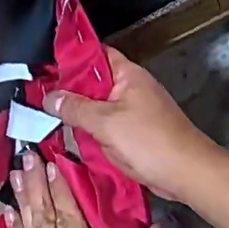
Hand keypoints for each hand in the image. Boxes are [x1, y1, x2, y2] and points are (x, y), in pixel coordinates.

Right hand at [44, 47, 224, 200]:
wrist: (186, 173)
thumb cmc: (150, 142)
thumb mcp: (105, 122)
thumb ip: (75, 108)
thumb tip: (49, 96)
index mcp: (128, 75)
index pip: (95, 54)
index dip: (71, 58)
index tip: (46, 69)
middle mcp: (131, 88)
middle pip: (94, 83)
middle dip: (71, 92)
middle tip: (42, 99)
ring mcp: (134, 111)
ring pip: (99, 108)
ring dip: (81, 116)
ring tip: (51, 119)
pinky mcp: (135, 133)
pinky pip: (107, 127)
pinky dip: (93, 132)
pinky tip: (75, 139)